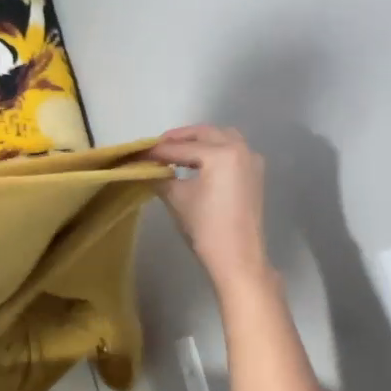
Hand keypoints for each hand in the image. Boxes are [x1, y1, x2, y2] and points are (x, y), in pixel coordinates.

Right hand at [148, 125, 271, 286]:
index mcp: (221, 154)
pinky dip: (213, 150)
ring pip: (221, 138)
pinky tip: (197, 164)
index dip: (156, 151)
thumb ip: (161, 177)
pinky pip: (231, 151)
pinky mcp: (254, 173)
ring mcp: (251, 160)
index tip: (136, 153)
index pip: (181, 147)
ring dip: (198, 141)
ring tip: (176, 153)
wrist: (238, 256)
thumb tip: (148, 169)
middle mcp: (240, 149)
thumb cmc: (205, 227)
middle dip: (179, 138)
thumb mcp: (176, 198)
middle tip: (156, 148)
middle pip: (204, 134)